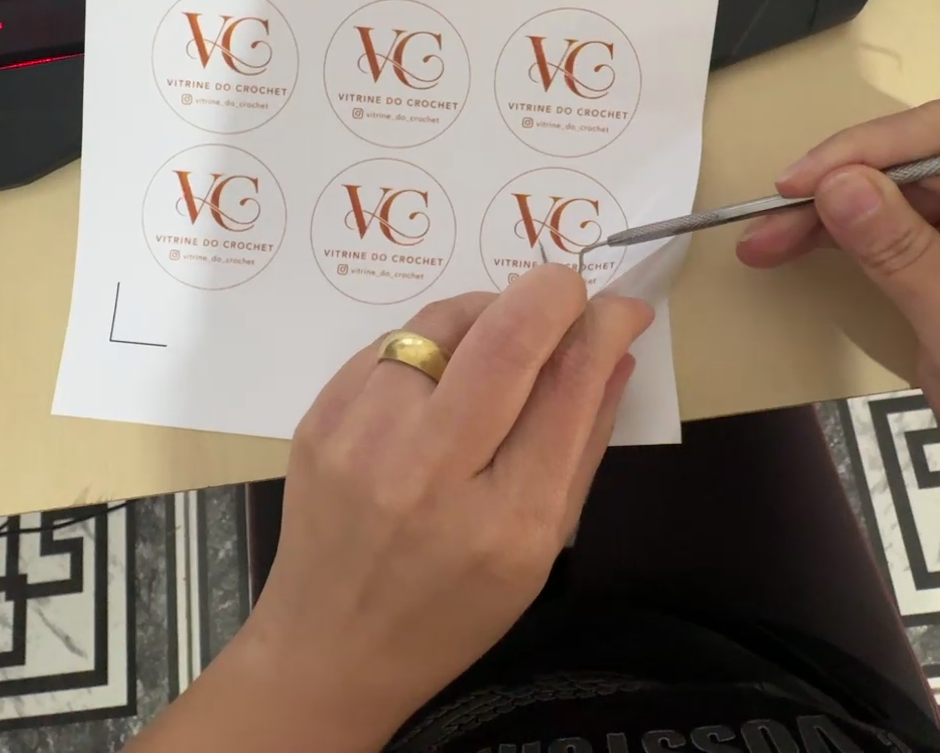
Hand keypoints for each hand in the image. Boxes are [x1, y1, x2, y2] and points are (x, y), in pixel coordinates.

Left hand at [231, 267, 652, 749]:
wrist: (329, 647)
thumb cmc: (455, 607)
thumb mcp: (543, 543)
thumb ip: (584, 438)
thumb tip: (614, 348)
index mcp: (505, 520)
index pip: (568, 386)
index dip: (603, 326)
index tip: (620, 307)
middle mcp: (427, 470)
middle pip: (503, 336)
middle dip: (553, 292)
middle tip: (570, 293)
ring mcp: (361, 437)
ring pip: (445, 319)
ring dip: (490, 310)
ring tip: (501, 340)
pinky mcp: (319, 416)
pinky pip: (395, 339)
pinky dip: (436, 339)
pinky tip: (442, 376)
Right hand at [736, 100, 939, 514]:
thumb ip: (905, 259)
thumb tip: (836, 184)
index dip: (869, 149)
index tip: (798, 184)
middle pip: (915, 163)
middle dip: (836, 184)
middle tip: (767, 219)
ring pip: (893, 195)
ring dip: (826, 214)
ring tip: (762, 243)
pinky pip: (891, 232)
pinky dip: (840, 239)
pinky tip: (793, 250)